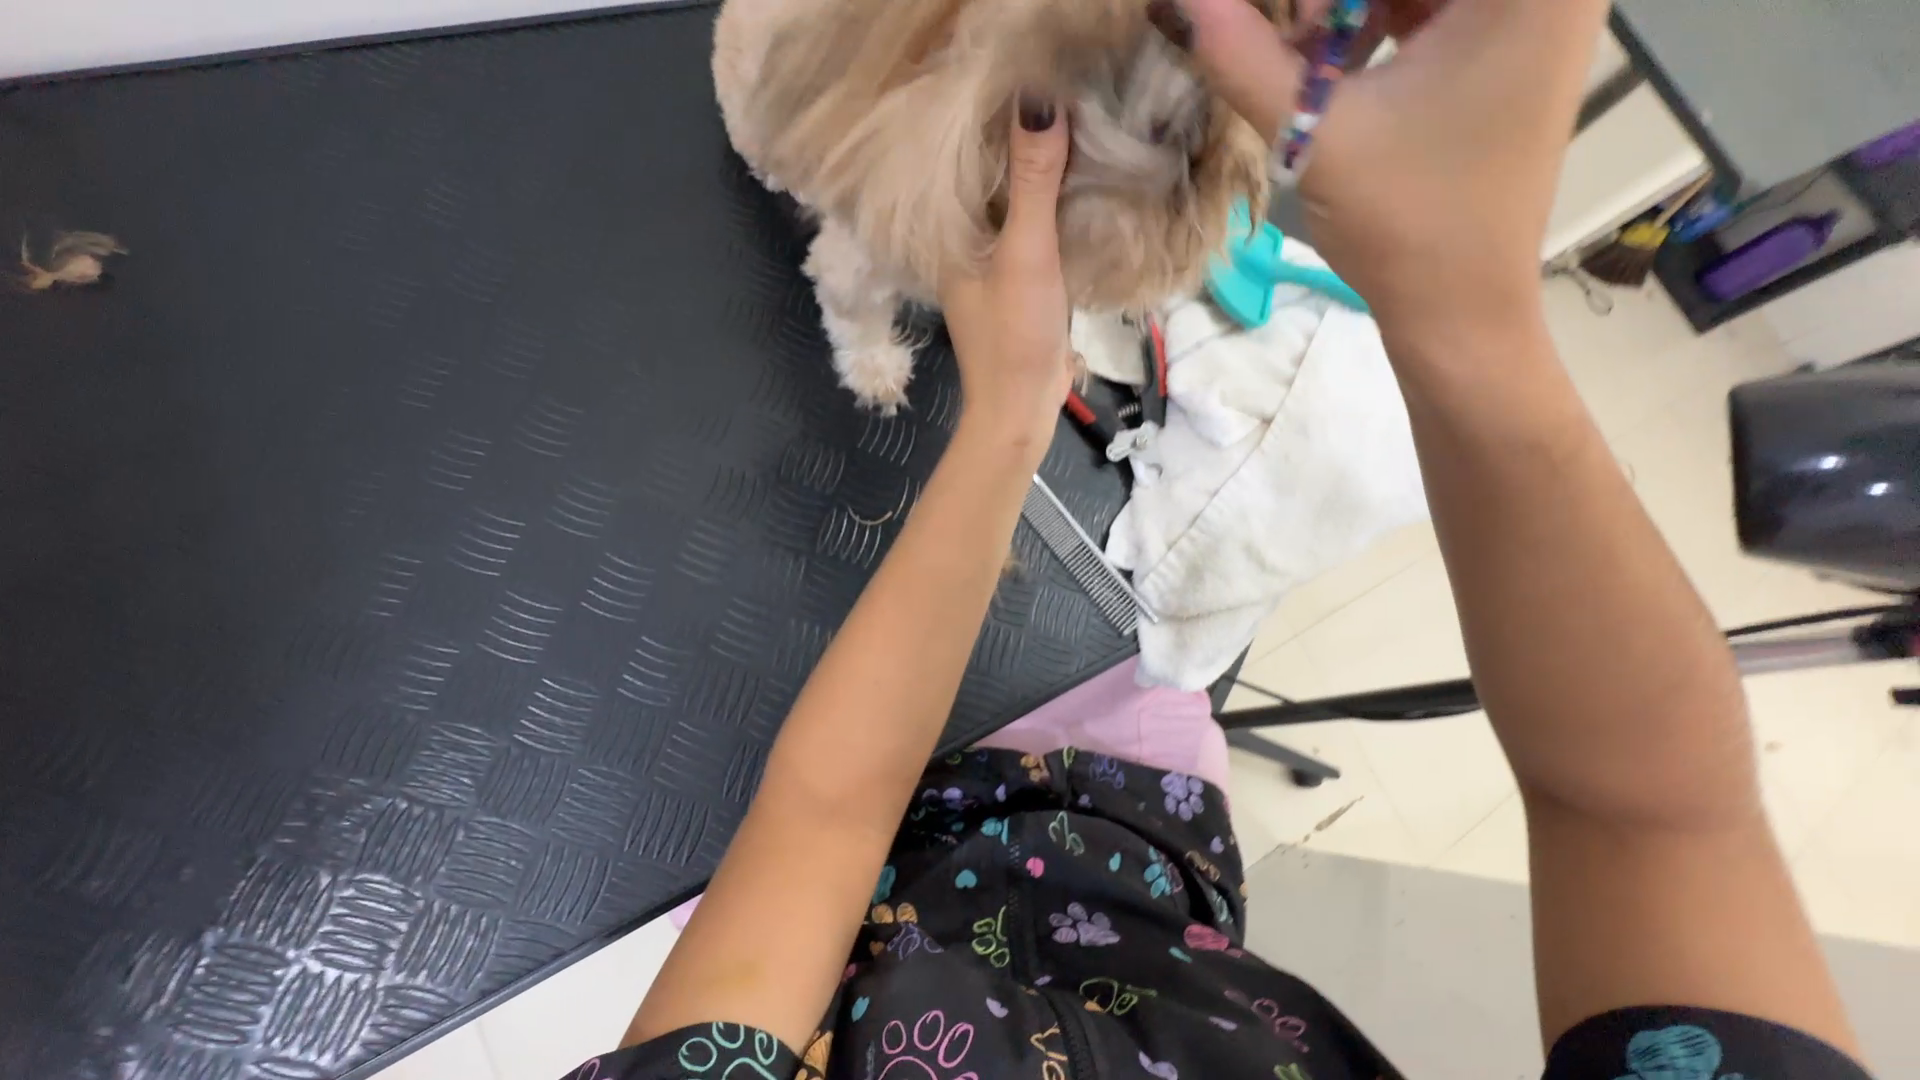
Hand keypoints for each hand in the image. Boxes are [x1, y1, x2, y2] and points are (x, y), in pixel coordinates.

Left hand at [938, 94, 1075, 457]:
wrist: (1022, 408)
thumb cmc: (1014, 334)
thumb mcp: (1026, 253)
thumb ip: (1033, 182)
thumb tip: (1039, 100)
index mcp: (947, 228)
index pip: (963, 153)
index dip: (992, 114)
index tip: (1028, 75)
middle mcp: (963, 237)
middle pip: (991, 172)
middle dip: (1023, 135)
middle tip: (1066, 87)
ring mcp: (992, 258)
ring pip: (1016, 198)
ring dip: (1042, 167)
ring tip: (1080, 117)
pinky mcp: (1020, 276)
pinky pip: (1035, 225)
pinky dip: (1055, 201)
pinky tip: (1083, 175)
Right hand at [1158, 0, 1609, 339]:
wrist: (1459, 305)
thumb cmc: (1405, 221)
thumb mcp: (1317, 134)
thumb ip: (1245, 58)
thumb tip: (1184, 2)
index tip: (1295, 27)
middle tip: (1297, 39)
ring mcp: (1531, 13)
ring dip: (1349, 8)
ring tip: (1306, 61)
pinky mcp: (1506, 48)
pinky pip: (1431, 5)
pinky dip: (1373, 23)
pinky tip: (1337, 71)